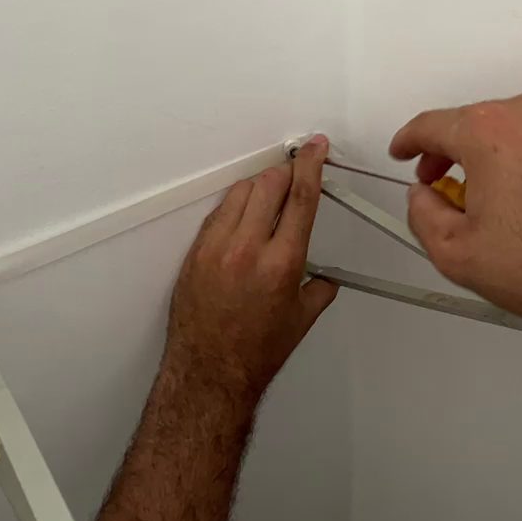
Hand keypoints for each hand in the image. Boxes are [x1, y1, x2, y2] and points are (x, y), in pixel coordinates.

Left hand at [161, 135, 338, 402]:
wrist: (209, 374)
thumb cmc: (255, 353)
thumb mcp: (301, 320)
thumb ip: (318, 289)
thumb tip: (325, 277)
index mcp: (282, 262)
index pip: (300, 196)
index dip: (311, 163)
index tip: (315, 146)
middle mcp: (248, 248)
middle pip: (269, 183)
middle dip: (286, 171)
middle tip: (295, 173)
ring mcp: (217, 248)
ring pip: (241, 191)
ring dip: (260, 187)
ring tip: (269, 198)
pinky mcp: (196, 253)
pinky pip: (218, 213)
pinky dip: (235, 207)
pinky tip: (243, 219)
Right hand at [389, 92, 521, 341]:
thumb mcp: (455, 251)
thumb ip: (421, 213)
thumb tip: (422, 198)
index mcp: (489, 130)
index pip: (431, 124)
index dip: (408, 141)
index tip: (403, 151)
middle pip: (470, 123)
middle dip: (448, 153)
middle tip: (437, 183)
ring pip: (506, 129)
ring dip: (486, 156)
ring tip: (483, 200)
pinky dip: (521, 158)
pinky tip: (519, 199)